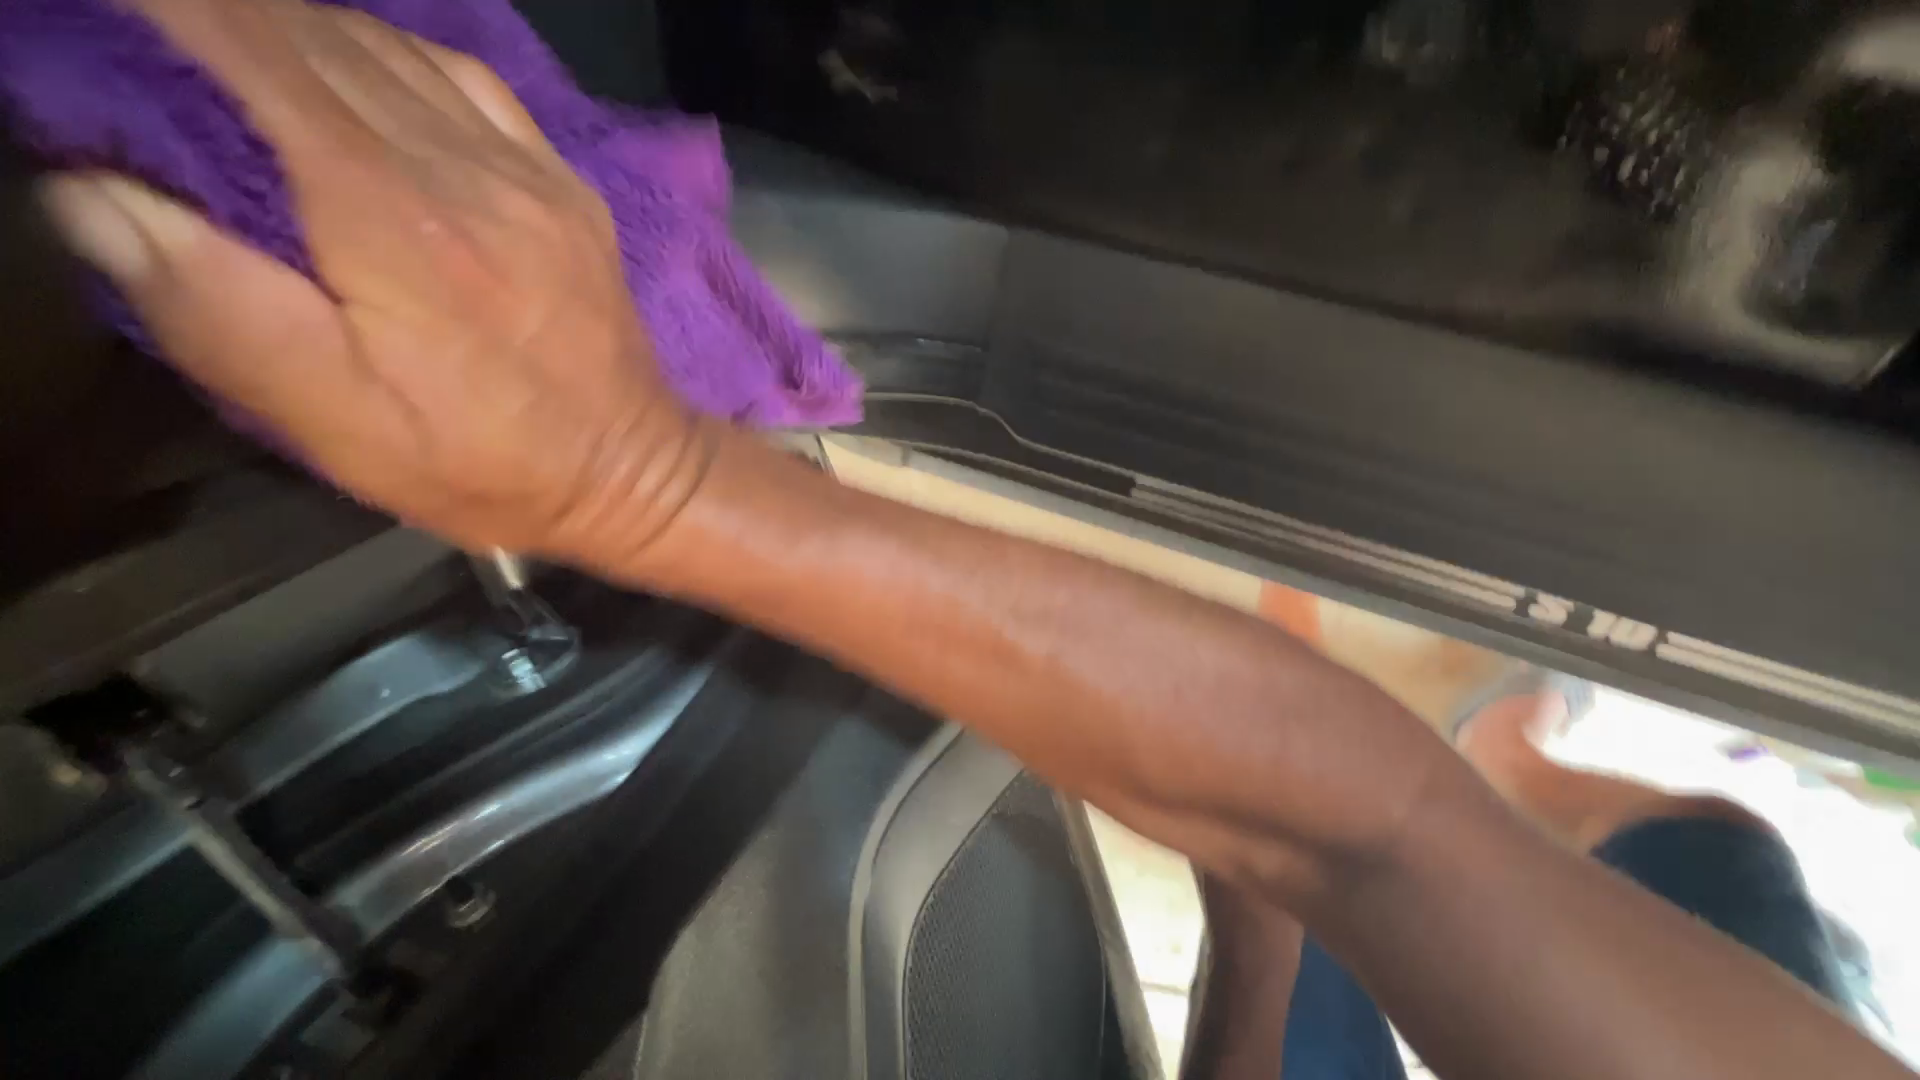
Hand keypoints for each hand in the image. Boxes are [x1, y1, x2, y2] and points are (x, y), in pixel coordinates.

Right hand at [39, 0, 715, 571]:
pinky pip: (470, 85)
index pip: (249, 55)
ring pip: (392, 50)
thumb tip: (96, 192)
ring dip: (297, 30)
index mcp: (393, 221)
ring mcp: (531, 175)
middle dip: (214, 14)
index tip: (97, 15)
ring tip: (229, 45)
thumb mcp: (343, 427)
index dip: (161, 10)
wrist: (633, 473)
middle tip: (152, 37)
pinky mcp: (569, 191)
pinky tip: (359, 76)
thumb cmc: (489, 468)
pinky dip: (395, 57)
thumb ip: (223, 310)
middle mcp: (468, 171)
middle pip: (316, 39)